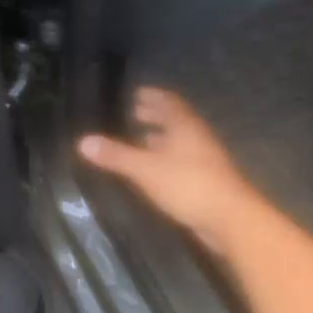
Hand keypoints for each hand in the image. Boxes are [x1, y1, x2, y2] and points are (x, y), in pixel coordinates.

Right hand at [78, 87, 265, 252]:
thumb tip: (82, 141)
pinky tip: (154, 172)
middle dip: (154, 116)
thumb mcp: (146, 169)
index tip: (135, 93)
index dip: (152, 96)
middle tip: (131, 113)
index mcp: (185, 125)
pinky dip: (166, 160)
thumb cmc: (188, 185)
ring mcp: (204, 160)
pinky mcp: (206, 181)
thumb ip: (116, 155)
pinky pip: (182, 163)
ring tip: (139, 141)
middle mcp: (197, 137)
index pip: (168, 101)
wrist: (230, 219)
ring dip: (160, 139)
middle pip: (175, 120)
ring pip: (179, 143)